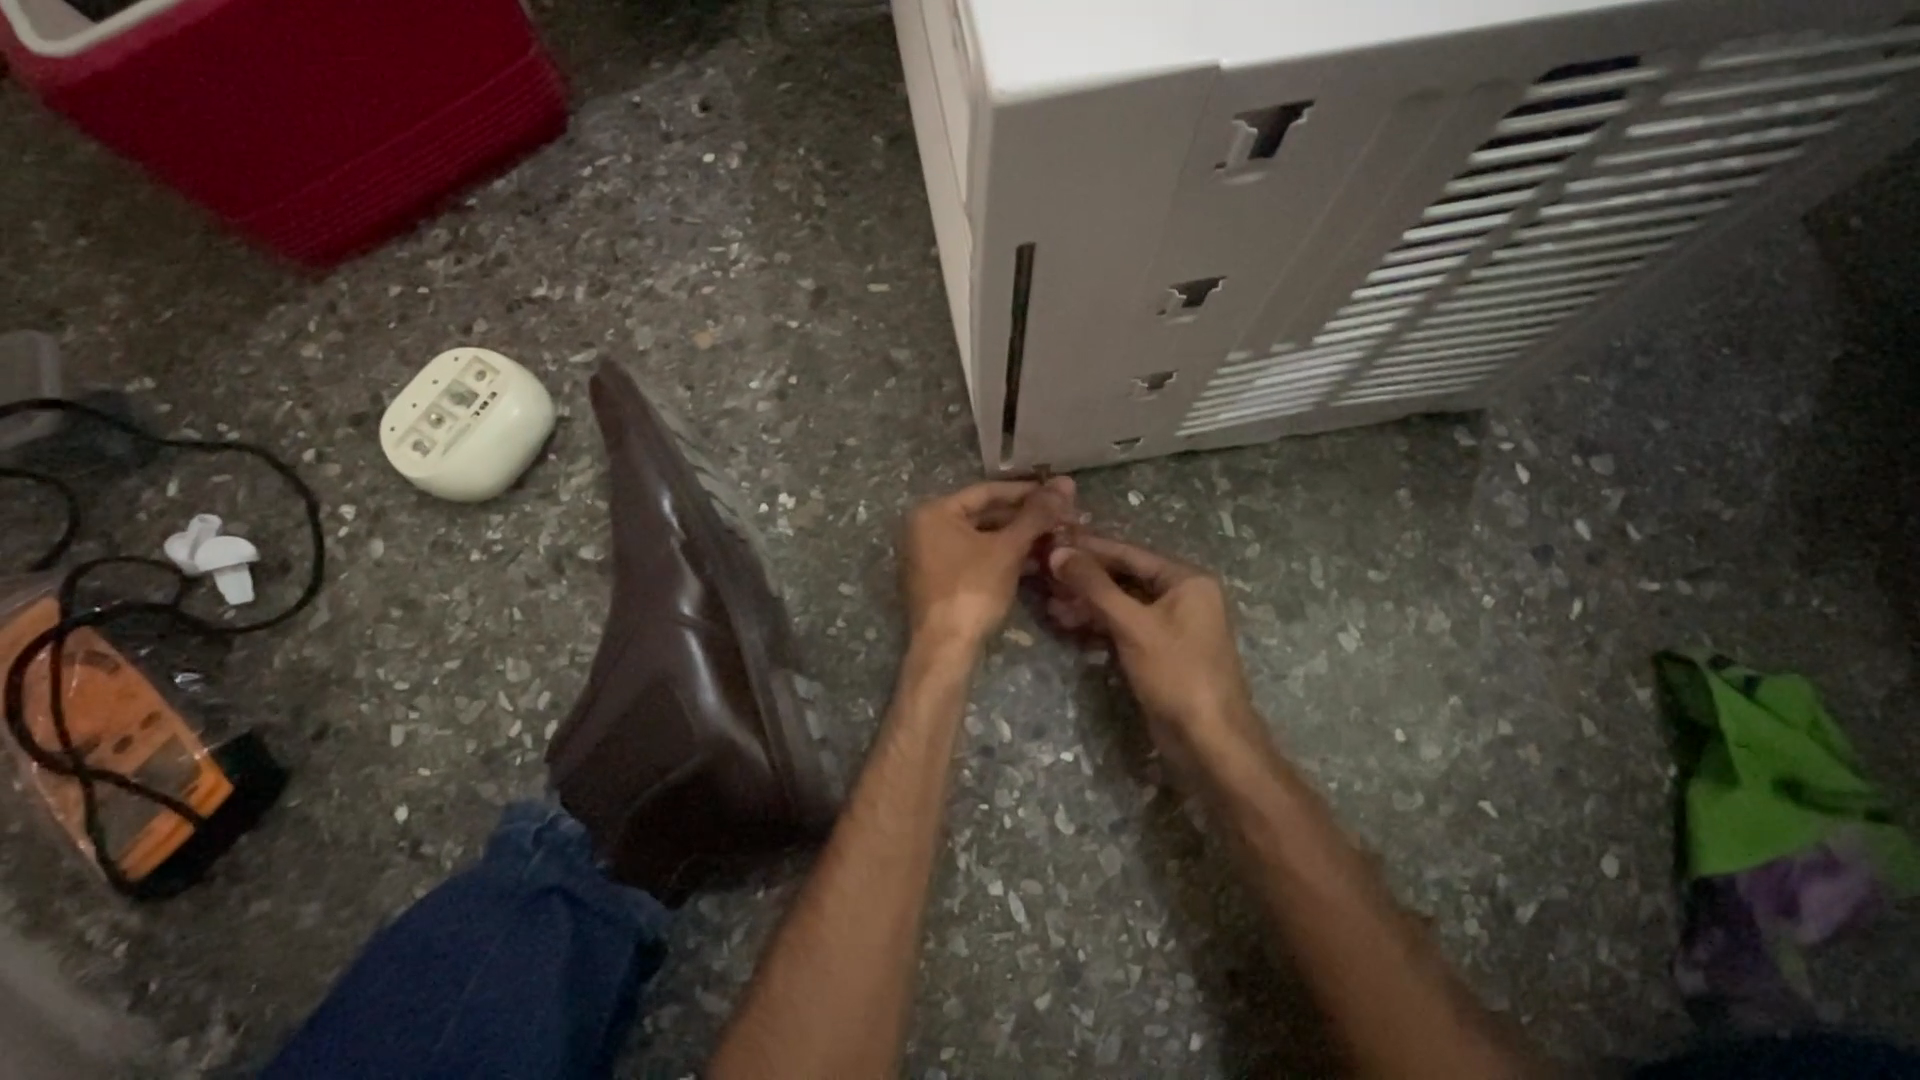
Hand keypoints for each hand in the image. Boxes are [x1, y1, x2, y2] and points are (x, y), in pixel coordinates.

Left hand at [901, 478, 1076, 648]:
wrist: (946, 647)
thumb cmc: (973, 589)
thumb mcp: (1008, 549)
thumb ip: (1036, 515)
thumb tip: (1065, 483)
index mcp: (933, 512)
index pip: (987, 491)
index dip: (1027, 491)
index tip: (1059, 494)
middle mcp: (925, 529)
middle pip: (984, 515)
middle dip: (1025, 519)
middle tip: (1062, 519)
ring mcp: (930, 557)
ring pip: (983, 539)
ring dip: (1018, 540)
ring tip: (1056, 540)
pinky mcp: (940, 582)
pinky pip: (976, 559)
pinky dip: (1003, 558)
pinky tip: (1036, 563)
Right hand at [1045, 534, 1263, 757]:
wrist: (1208, 739)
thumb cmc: (1177, 673)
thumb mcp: (1133, 625)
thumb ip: (1095, 586)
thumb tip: (1058, 552)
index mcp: (1187, 580)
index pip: (1129, 553)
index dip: (1089, 548)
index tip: (1051, 542)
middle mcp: (1183, 596)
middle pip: (1125, 577)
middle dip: (1085, 578)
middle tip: (1044, 576)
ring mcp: (1172, 626)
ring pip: (1122, 604)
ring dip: (1088, 603)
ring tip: (1050, 605)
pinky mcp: (1160, 652)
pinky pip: (1125, 627)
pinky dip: (1099, 624)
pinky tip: (1069, 624)